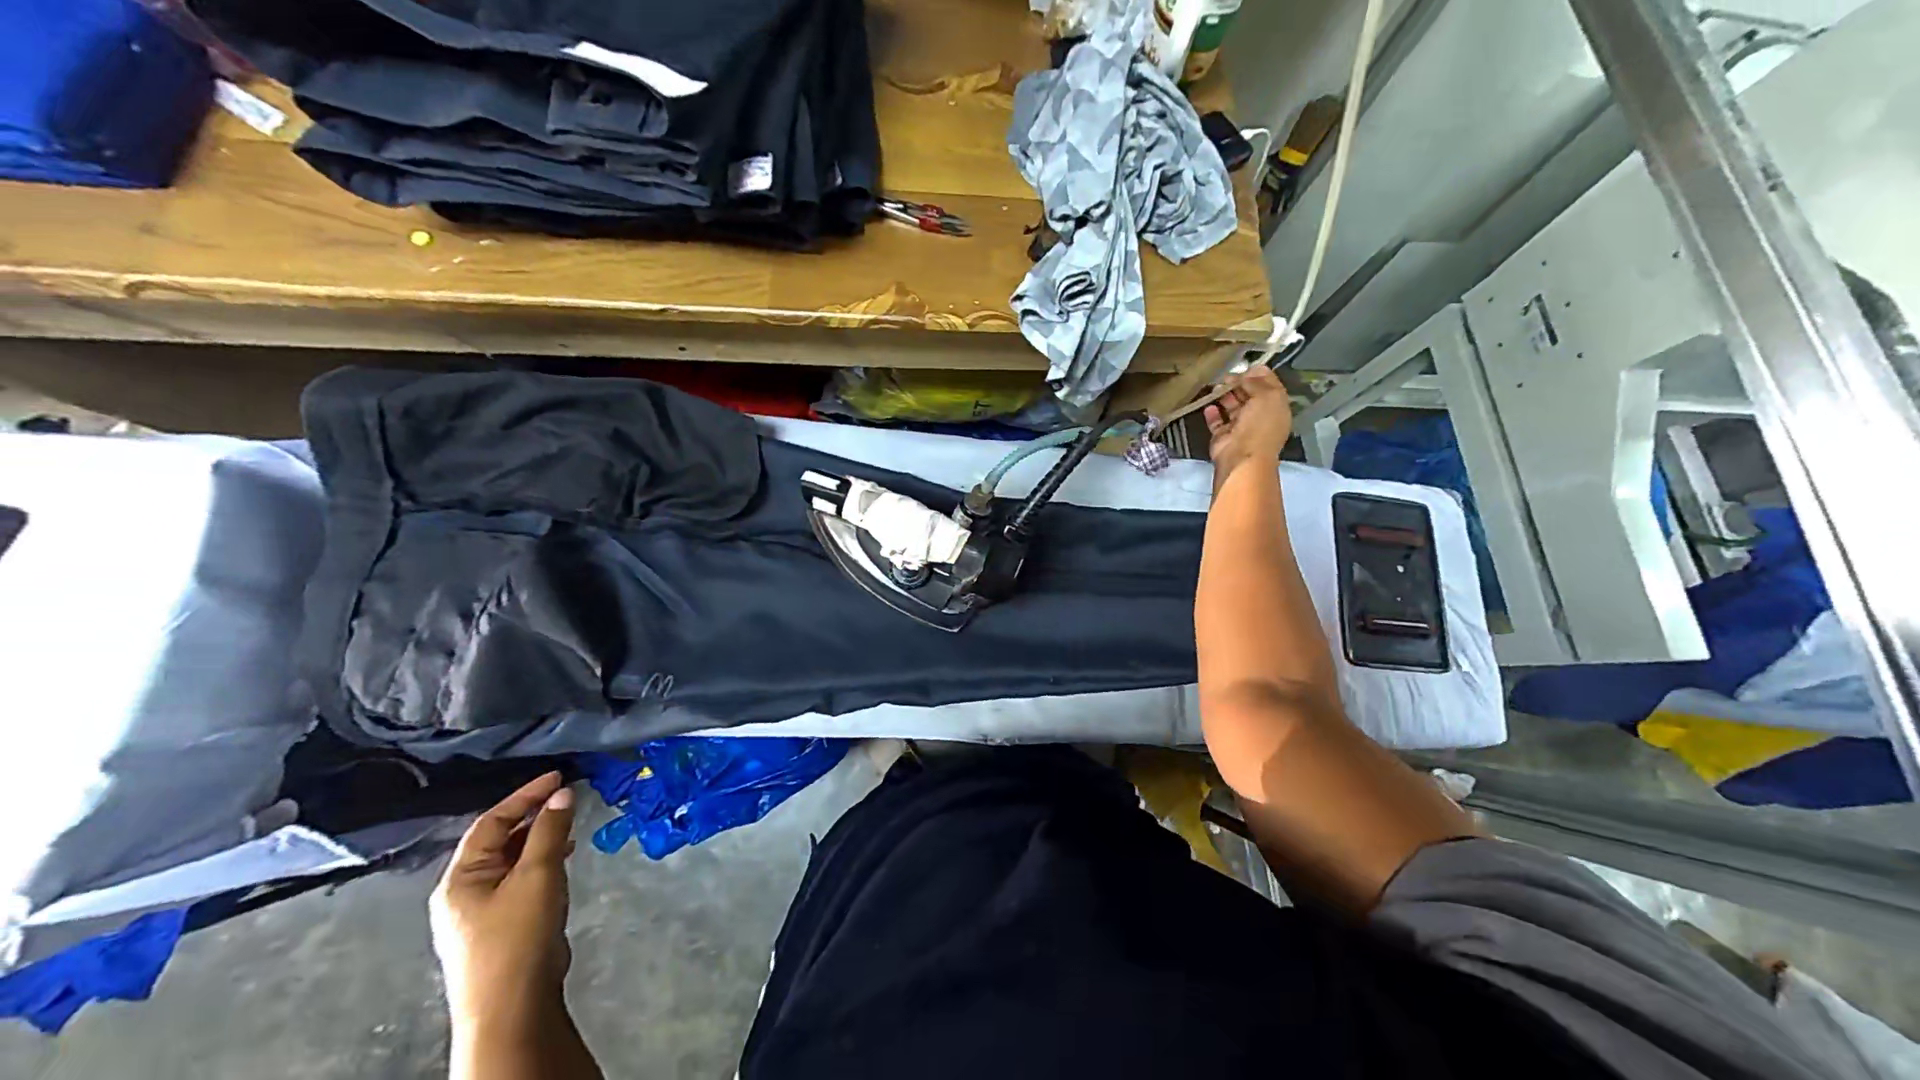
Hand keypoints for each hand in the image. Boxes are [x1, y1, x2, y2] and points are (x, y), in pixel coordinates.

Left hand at [430, 771, 576, 1028]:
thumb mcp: (538, 876)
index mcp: (459, 879)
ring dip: (539, 841)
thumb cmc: (518, 936)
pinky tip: (562, 862)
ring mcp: (479, 913)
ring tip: (569, 827)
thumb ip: (551, 831)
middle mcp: (462, 893)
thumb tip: (563, 793)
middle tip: (567, 799)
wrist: (512, 1008)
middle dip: (533, 818)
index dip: (525, 796)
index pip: (491, 822)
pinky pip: (518, 881)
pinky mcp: (500, 927)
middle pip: (497, 841)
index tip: (558, 777)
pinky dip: (540, 864)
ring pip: (509, 862)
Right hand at [1203, 366, 1292, 478]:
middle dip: (1238, 383)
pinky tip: (1209, 405)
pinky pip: (1216, 421)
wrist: (1242, 456)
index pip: (1269, 385)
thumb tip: (1243, 374)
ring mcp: (1240, 427)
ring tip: (1216, 387)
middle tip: (1226, 376)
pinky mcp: (1223, 436)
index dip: (1258, 374)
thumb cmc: (1260, 425)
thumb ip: (1256, 382)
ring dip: (1224, 395)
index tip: (1244, 366)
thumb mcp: (1267, 396)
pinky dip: (1212, 413)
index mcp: (1275, 406)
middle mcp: (1259, 416)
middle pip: (1248, 394)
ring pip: (1231, 406)